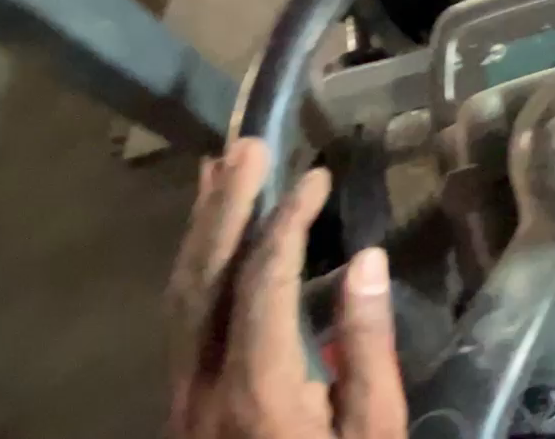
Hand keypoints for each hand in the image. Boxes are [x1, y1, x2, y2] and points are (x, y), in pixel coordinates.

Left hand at [166, 137, 406, 438]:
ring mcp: (183, 398)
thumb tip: (369, 260)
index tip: (317, 176)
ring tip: (218, 171)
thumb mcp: (375, 431)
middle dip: (225, 206)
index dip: (289, 220)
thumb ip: (367, 347)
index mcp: (259, 390)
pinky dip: (194, 264)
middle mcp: (204, 388)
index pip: (264, 280)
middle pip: (204, 279)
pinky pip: (179, 319)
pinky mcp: (183, 404)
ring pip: (179, 297)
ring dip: (200, 227)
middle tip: (246, 145)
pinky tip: (209, 239)